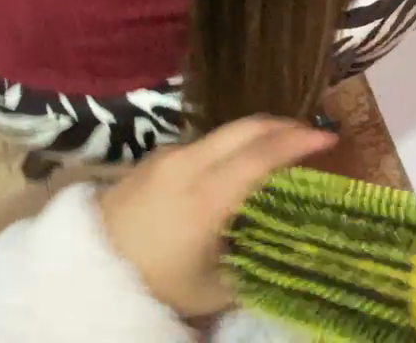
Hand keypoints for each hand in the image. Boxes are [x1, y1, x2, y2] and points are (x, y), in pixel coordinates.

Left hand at [98, 116, 335, 317]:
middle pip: (246, 127)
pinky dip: (231, 145)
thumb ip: (253, 262)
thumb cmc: (155, 284)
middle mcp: (190, 162)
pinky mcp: (155, 156)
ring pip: (225, 131)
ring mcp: (170, 154)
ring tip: (280, 153)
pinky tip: (236, 168)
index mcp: (207, 195)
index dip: (299, 141)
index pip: (262, 154)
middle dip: (284, 126)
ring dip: (257, 134)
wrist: (86, 271)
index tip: (328, 137)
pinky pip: (205, 142)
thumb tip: (286, 249)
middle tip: (312, 136)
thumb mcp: (212, 289)